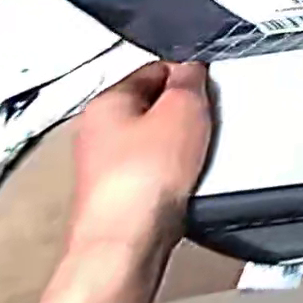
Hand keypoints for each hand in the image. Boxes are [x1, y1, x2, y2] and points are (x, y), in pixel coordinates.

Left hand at [69, 61, 213, 254]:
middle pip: (156, 101)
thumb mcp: (184, 106)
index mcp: (105, 102)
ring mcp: (105, 161)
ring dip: (183, 135)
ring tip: (197, 147)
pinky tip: (187, 169)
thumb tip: (189, 67)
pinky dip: (176, 160)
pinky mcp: (120, 186)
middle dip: (185, 106)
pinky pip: (157, 160)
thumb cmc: (149, 168)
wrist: (129, 235)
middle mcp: (96, 129)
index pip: (156, 68)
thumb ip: (190, 77)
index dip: (188, 73)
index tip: (207, 88)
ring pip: (157, 131)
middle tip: (204, 117)